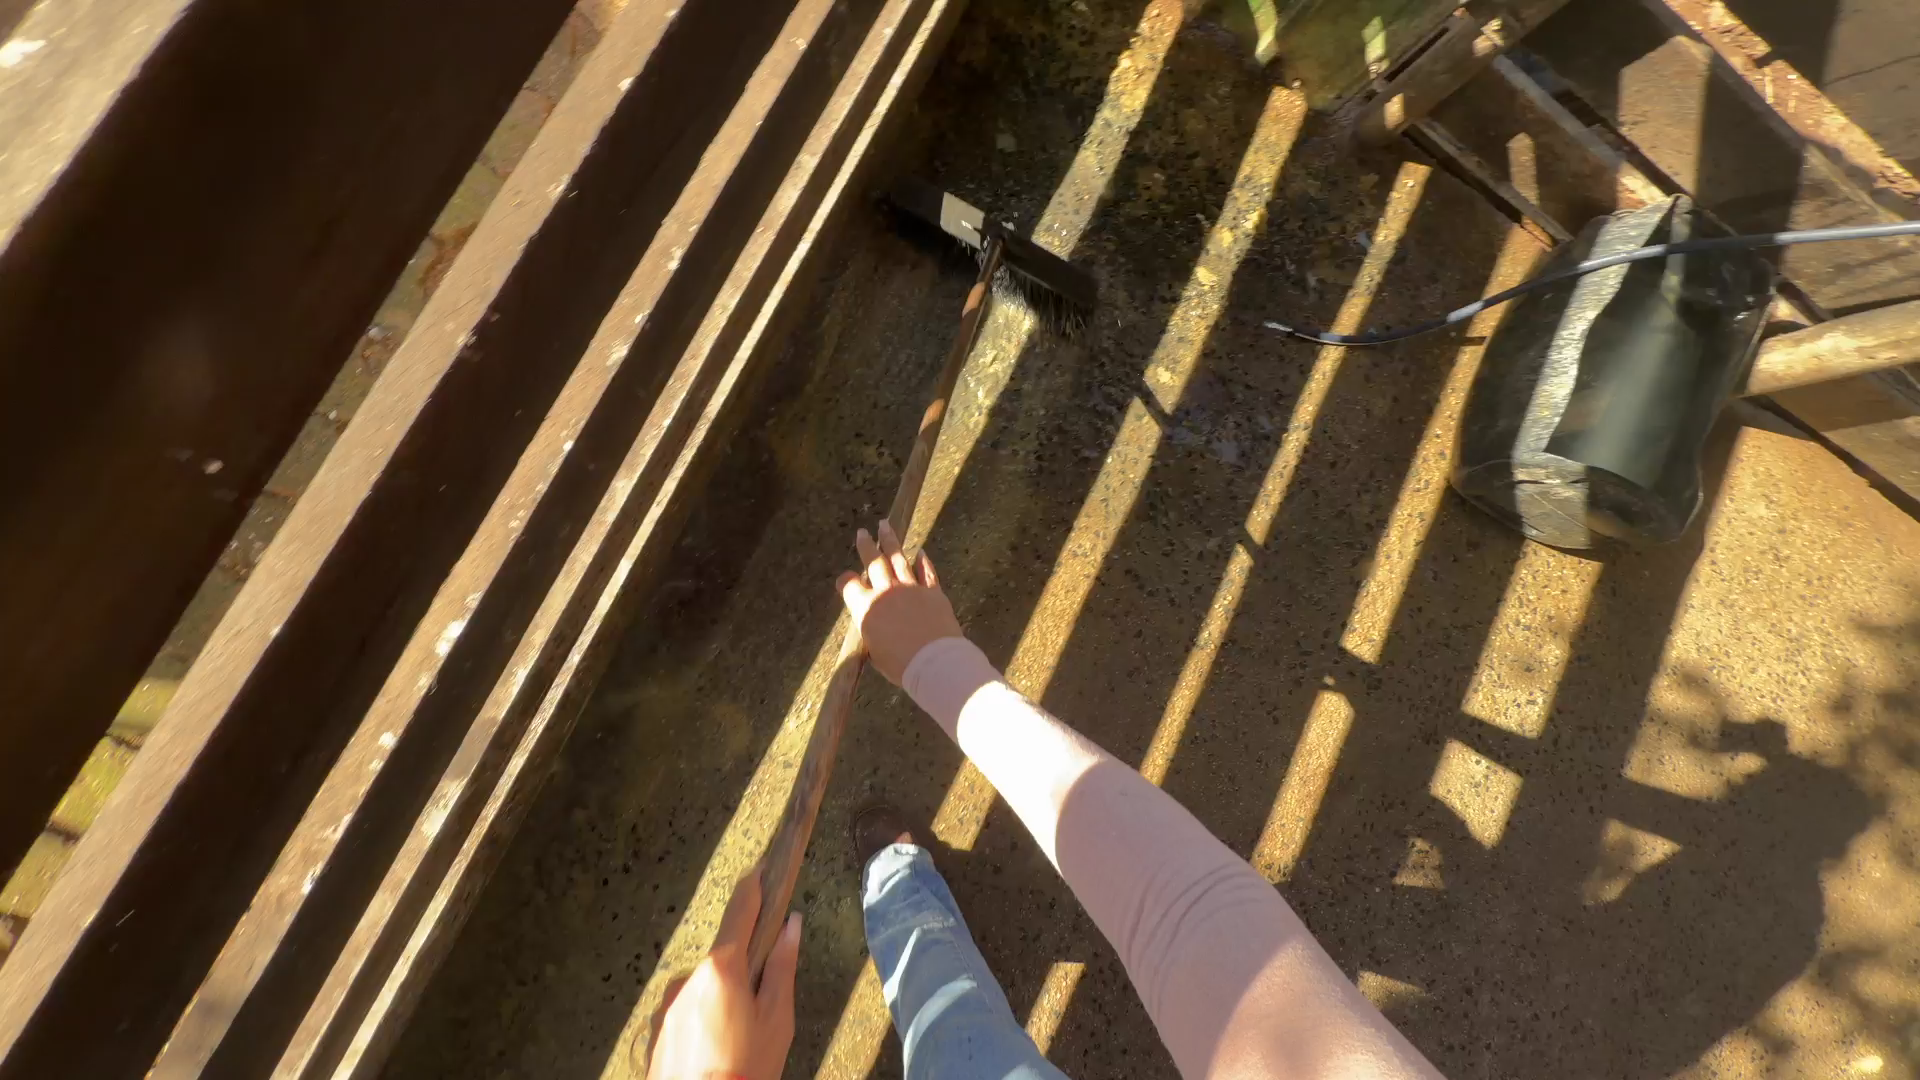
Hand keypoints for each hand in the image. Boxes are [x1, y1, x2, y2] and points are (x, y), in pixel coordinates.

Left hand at [646, 868, 800, 1079]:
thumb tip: (792, 922)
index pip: (741, 908)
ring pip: (705, 986)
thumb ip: (783, 965)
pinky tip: (715, 1050)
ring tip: (737, 1039)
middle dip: (743, 966)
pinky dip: (703, 1018)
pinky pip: (687, 1010)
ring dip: (721, 996)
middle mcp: (689, 977)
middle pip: (724, 954)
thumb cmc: (748, 1068)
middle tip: (761, 1001)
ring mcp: (668, 1005)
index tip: (764, 866)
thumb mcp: (778, 1018)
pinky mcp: (655, 1031)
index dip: (755, 884)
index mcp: (722, 967)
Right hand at [836, 520, 964, 684]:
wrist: (933, 661)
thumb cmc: (900, 665)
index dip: (845, 581)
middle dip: (866, 545)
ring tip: (885, 526)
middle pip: (873, 562)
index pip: (849, 585)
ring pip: (898, 559)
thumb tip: (875, 631)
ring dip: (890, 542)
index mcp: (865, 608)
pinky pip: (927, 572)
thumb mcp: (876, 653)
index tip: (846, 580)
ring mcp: (910, 589)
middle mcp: (885, 592)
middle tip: (863, 532)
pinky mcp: (932, 592)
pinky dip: (923, 562)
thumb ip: (873, 635)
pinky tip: (920, 553)